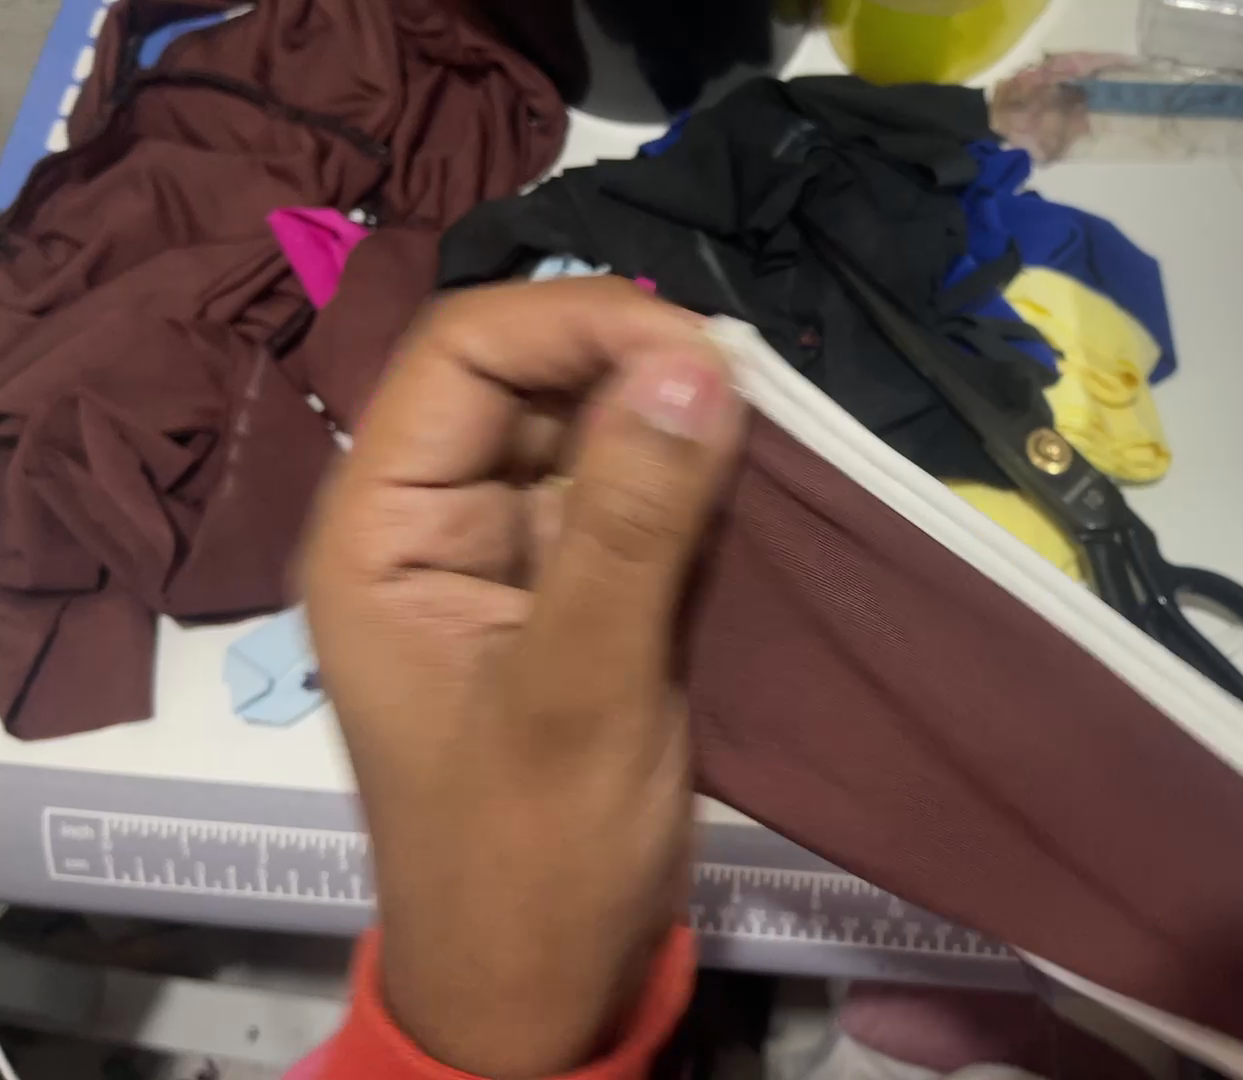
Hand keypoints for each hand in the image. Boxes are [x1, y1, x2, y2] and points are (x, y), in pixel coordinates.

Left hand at [303, 278, 743, 1077]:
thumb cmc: (538, 849)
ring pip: (600, 433)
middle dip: (642, 364)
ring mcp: (529, 552)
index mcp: (391, 527)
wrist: (553, 967)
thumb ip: (633, 524)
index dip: (585, 324)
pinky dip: (701, 477)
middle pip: (538, 380)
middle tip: (754, 389)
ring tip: (767, 424)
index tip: (708, 355)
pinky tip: (755, 477)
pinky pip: (645, 496)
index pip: (470, 354)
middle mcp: (450, 517)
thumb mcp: (583, 686)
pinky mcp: (596, 586)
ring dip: (681, 419)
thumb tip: (698, 367)